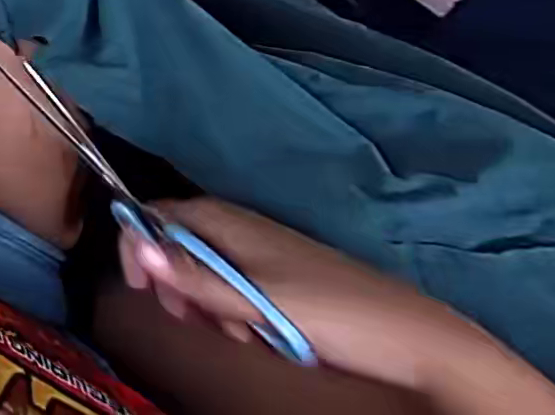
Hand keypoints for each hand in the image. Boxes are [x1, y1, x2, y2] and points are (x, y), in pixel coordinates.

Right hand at [118, 198, 554, 410]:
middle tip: (184, 316)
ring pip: (202, 263)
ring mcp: (256, 245)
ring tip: (229, 332)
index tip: (140, 288)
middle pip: (174, 239)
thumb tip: (137, 249)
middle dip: (171, 279)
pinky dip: (229, 305)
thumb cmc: (328, 313)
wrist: (417, 339)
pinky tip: (253, 332)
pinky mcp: (276, 270)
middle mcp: (232, 222)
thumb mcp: (252, 302)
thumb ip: (191, 277)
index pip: (153, 214)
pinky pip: (231, 279)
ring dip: (202, 298)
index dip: (138, 245)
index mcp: (220, 218)